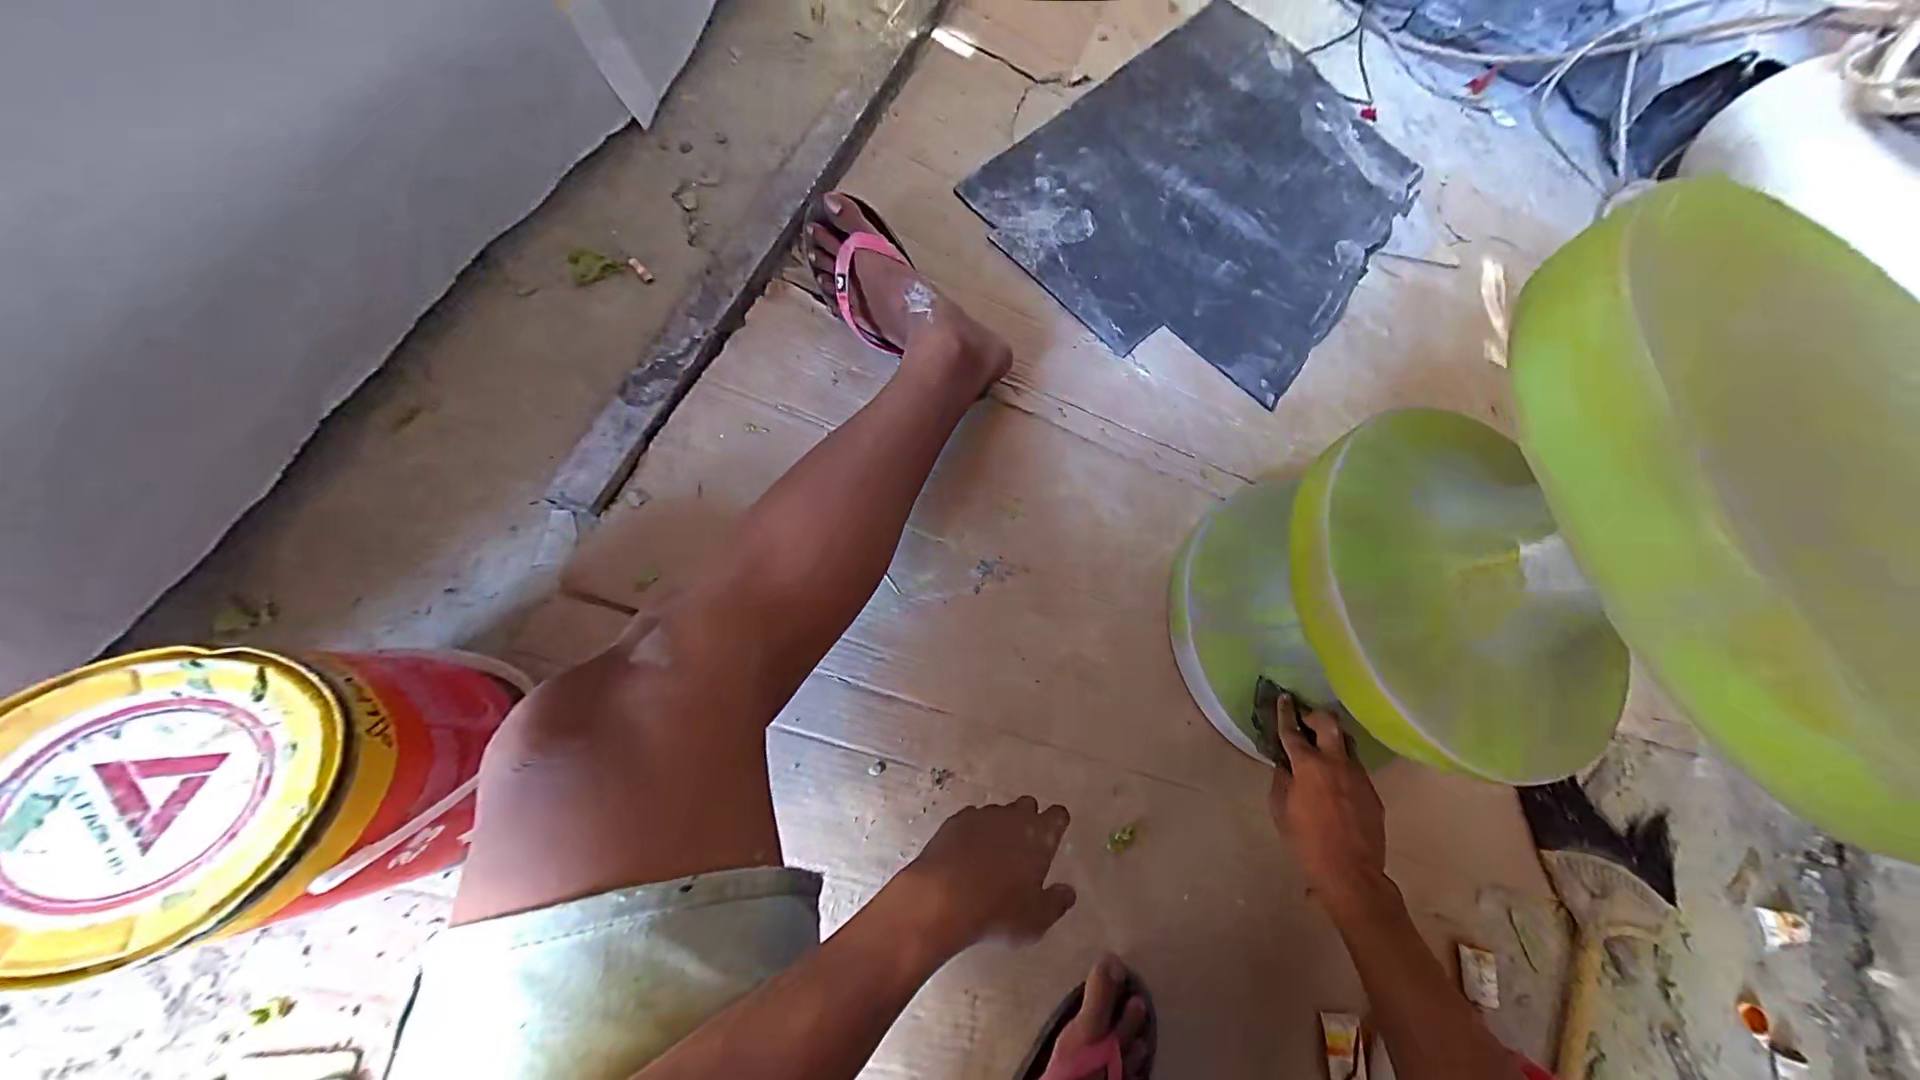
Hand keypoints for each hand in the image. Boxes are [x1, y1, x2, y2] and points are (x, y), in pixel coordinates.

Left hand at [893, 797, 1075, 951]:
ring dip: (998, 827)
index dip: (1057, 823)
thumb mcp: (1036, 920)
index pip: (1057, 815)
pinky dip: (972, 833)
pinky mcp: (955, 820)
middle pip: (1027, 806)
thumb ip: (1056, 903)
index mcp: (1039, 836)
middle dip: (1028, 820)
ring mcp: (982, 815)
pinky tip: (965, 855)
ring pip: (997, 812)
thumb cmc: (998, 912)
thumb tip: (1068, 891)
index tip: (1053, 836)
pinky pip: (971, 820)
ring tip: (990, 857)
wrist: (941, 898)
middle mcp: (1013, 817)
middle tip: (1023, 849)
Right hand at [1268, 697, 1389, 907]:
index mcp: (1309, 766)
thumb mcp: (1280, 808)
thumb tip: (1286, 764)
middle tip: (1304, 718)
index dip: (1285, 713)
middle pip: (1330, 724)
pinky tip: (1333, 780)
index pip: (1293, 731)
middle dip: (1315, 715)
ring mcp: (1359, 777)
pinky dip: (1341, 765)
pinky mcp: (1372, 792)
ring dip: (1331, 740)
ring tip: (1320, 746)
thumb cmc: (1306, 841)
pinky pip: (1355, 768)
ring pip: (1346, 744)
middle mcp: (1337, 764)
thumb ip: (1282, 779)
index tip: (1283, 699)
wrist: (1351, 874)